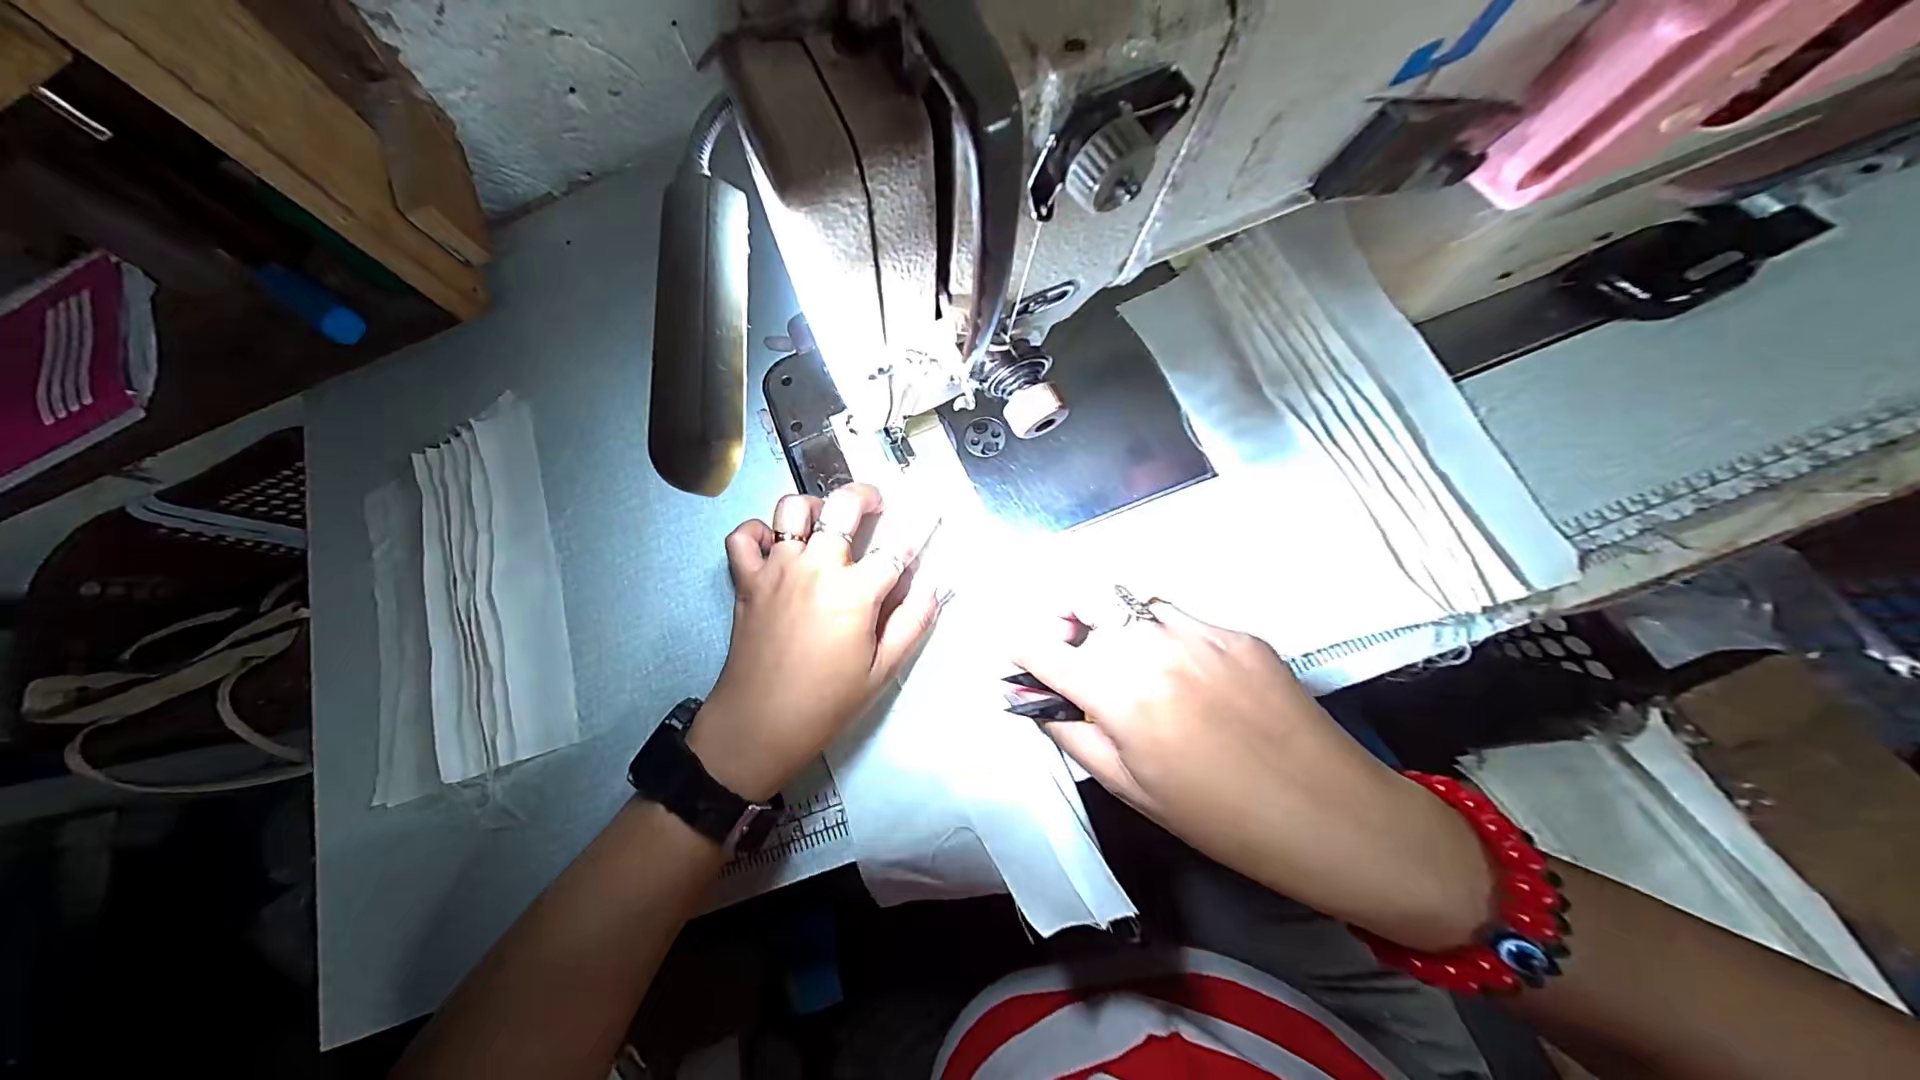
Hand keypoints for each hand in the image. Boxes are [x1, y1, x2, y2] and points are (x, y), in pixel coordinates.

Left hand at [689, 484, 939, 801]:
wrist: (758, 725)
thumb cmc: (826, 703)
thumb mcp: (882, 670)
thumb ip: (912, 622)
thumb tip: (934, 587)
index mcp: (854, 592)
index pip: (896, 547)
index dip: (917, 533)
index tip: (926, 522)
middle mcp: (815, 568)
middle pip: (842, 506)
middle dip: (866, 496)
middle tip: (876, 506)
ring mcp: (776, 569)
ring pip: (792, 508)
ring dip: (814, 507)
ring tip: (825, 523)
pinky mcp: (746, 579)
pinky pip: (744, 535)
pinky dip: (759, 531)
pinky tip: (776, 545)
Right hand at [1011, 597, 1493, 950]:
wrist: (1331, 815)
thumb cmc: (1220, 820)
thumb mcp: (1132, 788)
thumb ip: (1076, 736)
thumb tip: (1039, 703)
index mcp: (1121, 696)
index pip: (1044, 648)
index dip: (1023, 650)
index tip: (1023, 657)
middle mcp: (1154, 650)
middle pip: (1084, 607)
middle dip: (1067, 627)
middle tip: (1074, 654)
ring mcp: (1201, 633)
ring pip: (1132, 604)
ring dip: (1115, 624)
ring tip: (1129, 660)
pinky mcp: (1239, 632)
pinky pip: (1180, 617)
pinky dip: (1163, 633)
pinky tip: (1184, 670)